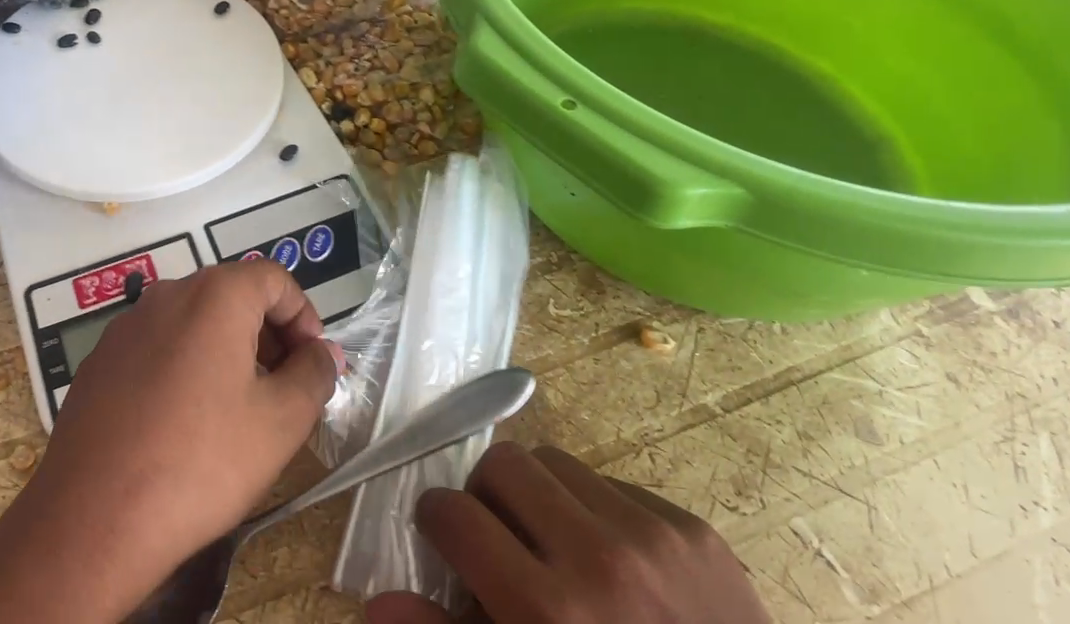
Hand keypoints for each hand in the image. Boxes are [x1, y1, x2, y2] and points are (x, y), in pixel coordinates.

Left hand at [0, 259, 339, 623]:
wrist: (94, 519)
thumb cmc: (201, 462)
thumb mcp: (281, 421)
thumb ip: (314, 374)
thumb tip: (323, 353)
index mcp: (214, 295)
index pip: (275, 279)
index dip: (304, 316)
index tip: (313, 364)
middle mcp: (166, 296)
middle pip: (232, 296)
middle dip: (268, 334)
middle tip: (285, 388)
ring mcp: (124, 328)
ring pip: (192, 322)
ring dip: (227, 351)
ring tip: (238, 410)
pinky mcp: (99, 363)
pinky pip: (157, 349)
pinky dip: (185, 368)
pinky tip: (185, 424)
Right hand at [366, 443, 769, 623]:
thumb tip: (375, 601)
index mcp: (547, 610)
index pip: (454, 514)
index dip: (436, 520)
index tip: (443, 536)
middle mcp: (598, 557)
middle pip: (502, 463)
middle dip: (485, 493)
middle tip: (495, 536)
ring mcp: (653, 536)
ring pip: (556, 461)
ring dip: (538, 493)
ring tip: (551, 542)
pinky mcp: (694, 529)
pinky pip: (615, 485)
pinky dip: (595, 510)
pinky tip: (611, 562)